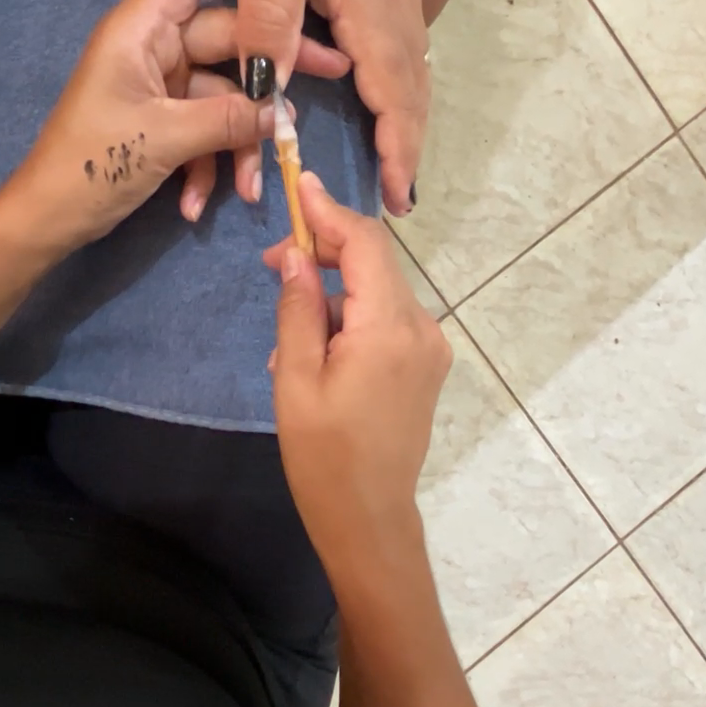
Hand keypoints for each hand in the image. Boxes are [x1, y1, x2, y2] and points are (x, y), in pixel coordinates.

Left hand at [9, 0, 351, 248]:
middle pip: (224, 47)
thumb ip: (227, 119)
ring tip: (248, 191)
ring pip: (221, 102)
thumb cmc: (94, 165)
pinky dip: (206, 170)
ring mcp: (159, 89)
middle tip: (306, 113)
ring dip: (235, 150)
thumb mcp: (165, 139)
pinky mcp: (162, 124)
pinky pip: (202, 134)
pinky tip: (195, 206)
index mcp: (142, 30)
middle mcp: (154, 50)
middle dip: (264, 90)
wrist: (51, 219)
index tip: (291, 8)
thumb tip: (281, 113)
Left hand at [237, 0, 429, 217]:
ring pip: (414, 75)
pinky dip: (401, 93)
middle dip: (408, 150)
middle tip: (398, 199)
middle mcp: (397, 7)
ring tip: (397, 166)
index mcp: (371, 8)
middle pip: (414, 94)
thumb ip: (271, 21)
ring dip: (408, 125)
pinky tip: (388, 108)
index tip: (395, 198)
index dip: (397, 151)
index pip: (394, 97)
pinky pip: (404, 54)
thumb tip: (274, 94)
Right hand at [265, 171, 451, 560]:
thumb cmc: (323, 457)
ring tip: (290, 336)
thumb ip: (298, 309)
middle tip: (275, 266)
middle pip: (376, 263)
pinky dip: (352, 319)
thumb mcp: (296, 380)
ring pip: (379, 292)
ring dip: (336, 294)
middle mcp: (422, 328)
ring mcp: (430, 348)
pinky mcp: (426, 365)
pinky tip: (320, 351)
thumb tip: (297, 254)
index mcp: (389, 329)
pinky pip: (386, 321)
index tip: (298, 188)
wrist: (370, 519)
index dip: (331, 212)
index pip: (366, 245)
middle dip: (327, 252)